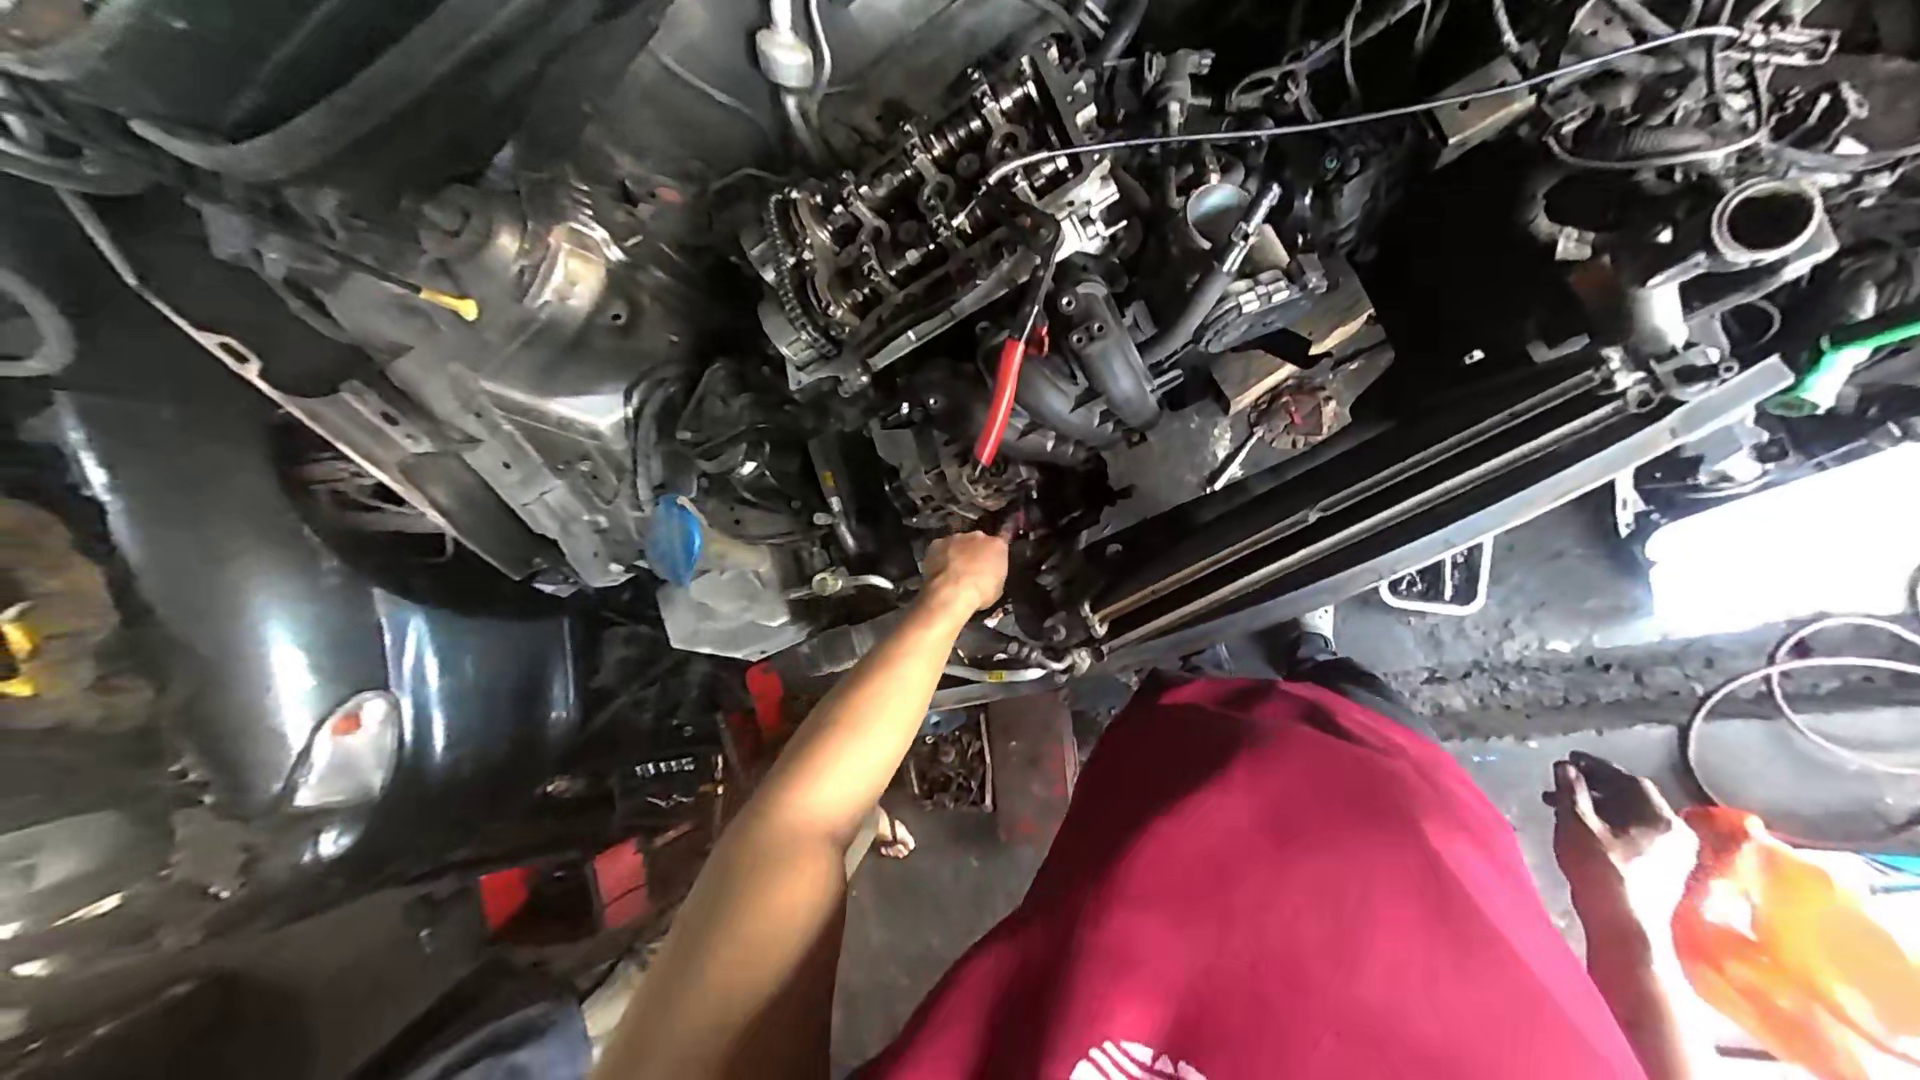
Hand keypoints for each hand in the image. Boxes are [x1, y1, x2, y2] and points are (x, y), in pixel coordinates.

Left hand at [919, 531, 1008, 613]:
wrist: (951, 592)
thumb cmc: (980, 593)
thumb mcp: (997, 588)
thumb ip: (995, 573)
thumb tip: (989, 573)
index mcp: (997, 546)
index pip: (1003, 537)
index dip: (997, 546)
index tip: (994, 552)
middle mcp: (977, 536)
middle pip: (978, 540)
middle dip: (975, 551)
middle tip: (971, 567)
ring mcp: (955, 538)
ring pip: (958, 543)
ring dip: (957, 552)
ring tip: (952, 570)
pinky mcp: (937, 543)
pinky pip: (941, 548)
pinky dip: (940, 556)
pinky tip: (938, 569)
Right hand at [1547, 751, 1698, 931]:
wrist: (1625, 924)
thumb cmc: (1600, 869)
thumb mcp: (1576, 823)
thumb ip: (1571, 790)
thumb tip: (1564, 766)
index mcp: (1661, 818)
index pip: (1629, 780)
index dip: (1597, 766)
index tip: (1569, 759)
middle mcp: (1678, 832)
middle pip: (1633, 798)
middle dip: (1595, 787)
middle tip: (1562, 783)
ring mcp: (1676, 853)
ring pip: (1634, 816)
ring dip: (1600, 806)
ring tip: (1565, 806)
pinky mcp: (1667, 867)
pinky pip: (1638, 832)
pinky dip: (1611, 822)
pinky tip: (1586, 827)